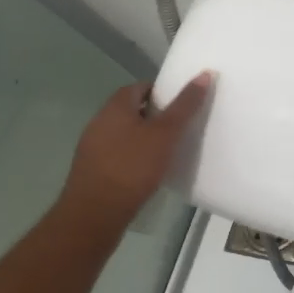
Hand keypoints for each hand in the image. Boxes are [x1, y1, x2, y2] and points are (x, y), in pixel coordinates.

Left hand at [60, 72, 214, 227]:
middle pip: (131, 110)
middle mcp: (99, 122)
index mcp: (115, 107)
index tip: (180, 105)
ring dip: (141, 138)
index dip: (162, 92)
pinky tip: (144, 173)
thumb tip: (204, 74)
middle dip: (154, 116)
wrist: (92, 218)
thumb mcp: (166, 134)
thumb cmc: (132, 168)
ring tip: (164, 151)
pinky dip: (131, 158)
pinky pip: (115, 155)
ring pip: (123, 134)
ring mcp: (90, 149)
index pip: (141, 87)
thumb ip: (185, 105)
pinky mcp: (89, 172)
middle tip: (177, 127)